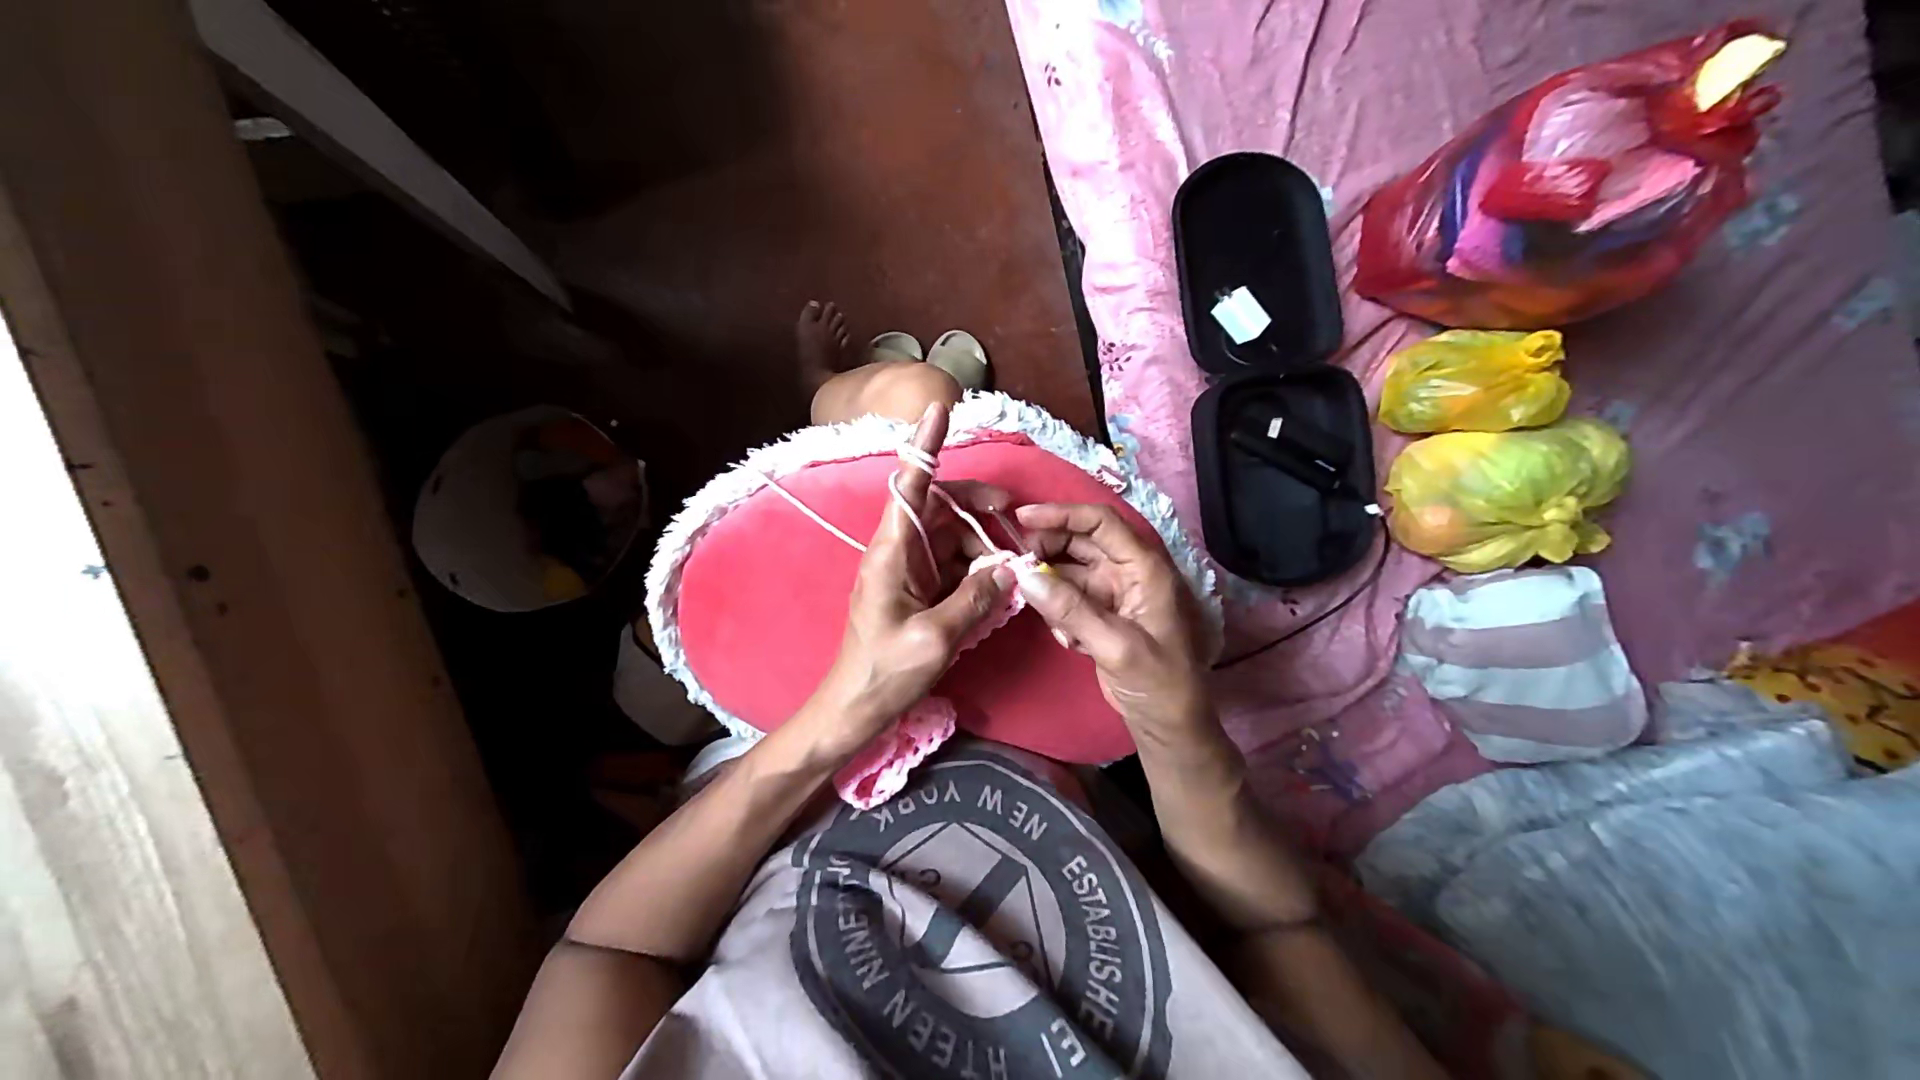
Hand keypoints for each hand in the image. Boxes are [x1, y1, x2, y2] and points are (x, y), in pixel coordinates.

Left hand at [801, 403, 1016, 755]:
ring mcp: (909, 569)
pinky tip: (998, 585)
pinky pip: (954, 563)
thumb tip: (1008, 570)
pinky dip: (978, 568)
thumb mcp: (935, 638)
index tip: (940, 407)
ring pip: (953, 535)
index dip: (925, 444)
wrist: (856, 706)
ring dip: (983, 544)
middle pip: (940, 506)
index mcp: (891, 551)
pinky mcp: (919, 588)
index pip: (909, 484)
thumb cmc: (885, 671)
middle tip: (1014, 517)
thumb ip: (974, 599)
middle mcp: (899, 550)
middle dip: (978, 505)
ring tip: (1013, 567)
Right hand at [1012, 503, 1211, 739]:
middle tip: (1016, 564)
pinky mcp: (1099, 615)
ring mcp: (1112, 594)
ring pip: (1069, 571)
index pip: (1101, 523)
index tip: (1021, 517)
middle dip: (1046, 549)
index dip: (1062, 514)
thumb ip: (1071, 610)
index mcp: (1145, 568)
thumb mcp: (1116, 645)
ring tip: (1042, 611)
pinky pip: (1067, 598)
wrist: (1167, 724)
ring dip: (1049, 586)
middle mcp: (1128, 572)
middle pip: (1080, 542)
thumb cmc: (1158, 681)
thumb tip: (1025, 576)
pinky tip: (1068, 640)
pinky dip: (1057, 611)